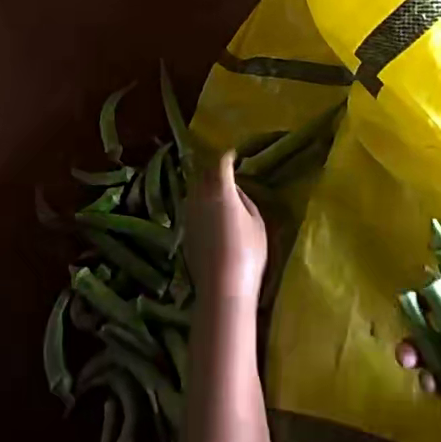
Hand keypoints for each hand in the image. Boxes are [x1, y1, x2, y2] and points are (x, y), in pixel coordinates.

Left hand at [185, 151, 267, 304]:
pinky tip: (209, 214)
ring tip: (216, 191)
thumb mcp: (257, 223)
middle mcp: (199, 196)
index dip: (226, 157)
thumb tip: (234, 191)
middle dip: (212, 169)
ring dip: (204, 186)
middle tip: (224, 171)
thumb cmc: (247, 252)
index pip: (220, 164)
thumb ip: (244, 200)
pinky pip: (191, 207)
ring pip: (194, 190)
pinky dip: (200, 204)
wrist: (222, 286)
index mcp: (219, 190)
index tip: (233, 155)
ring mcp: (188, 212)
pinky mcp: (183, 229)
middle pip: (202, 174)